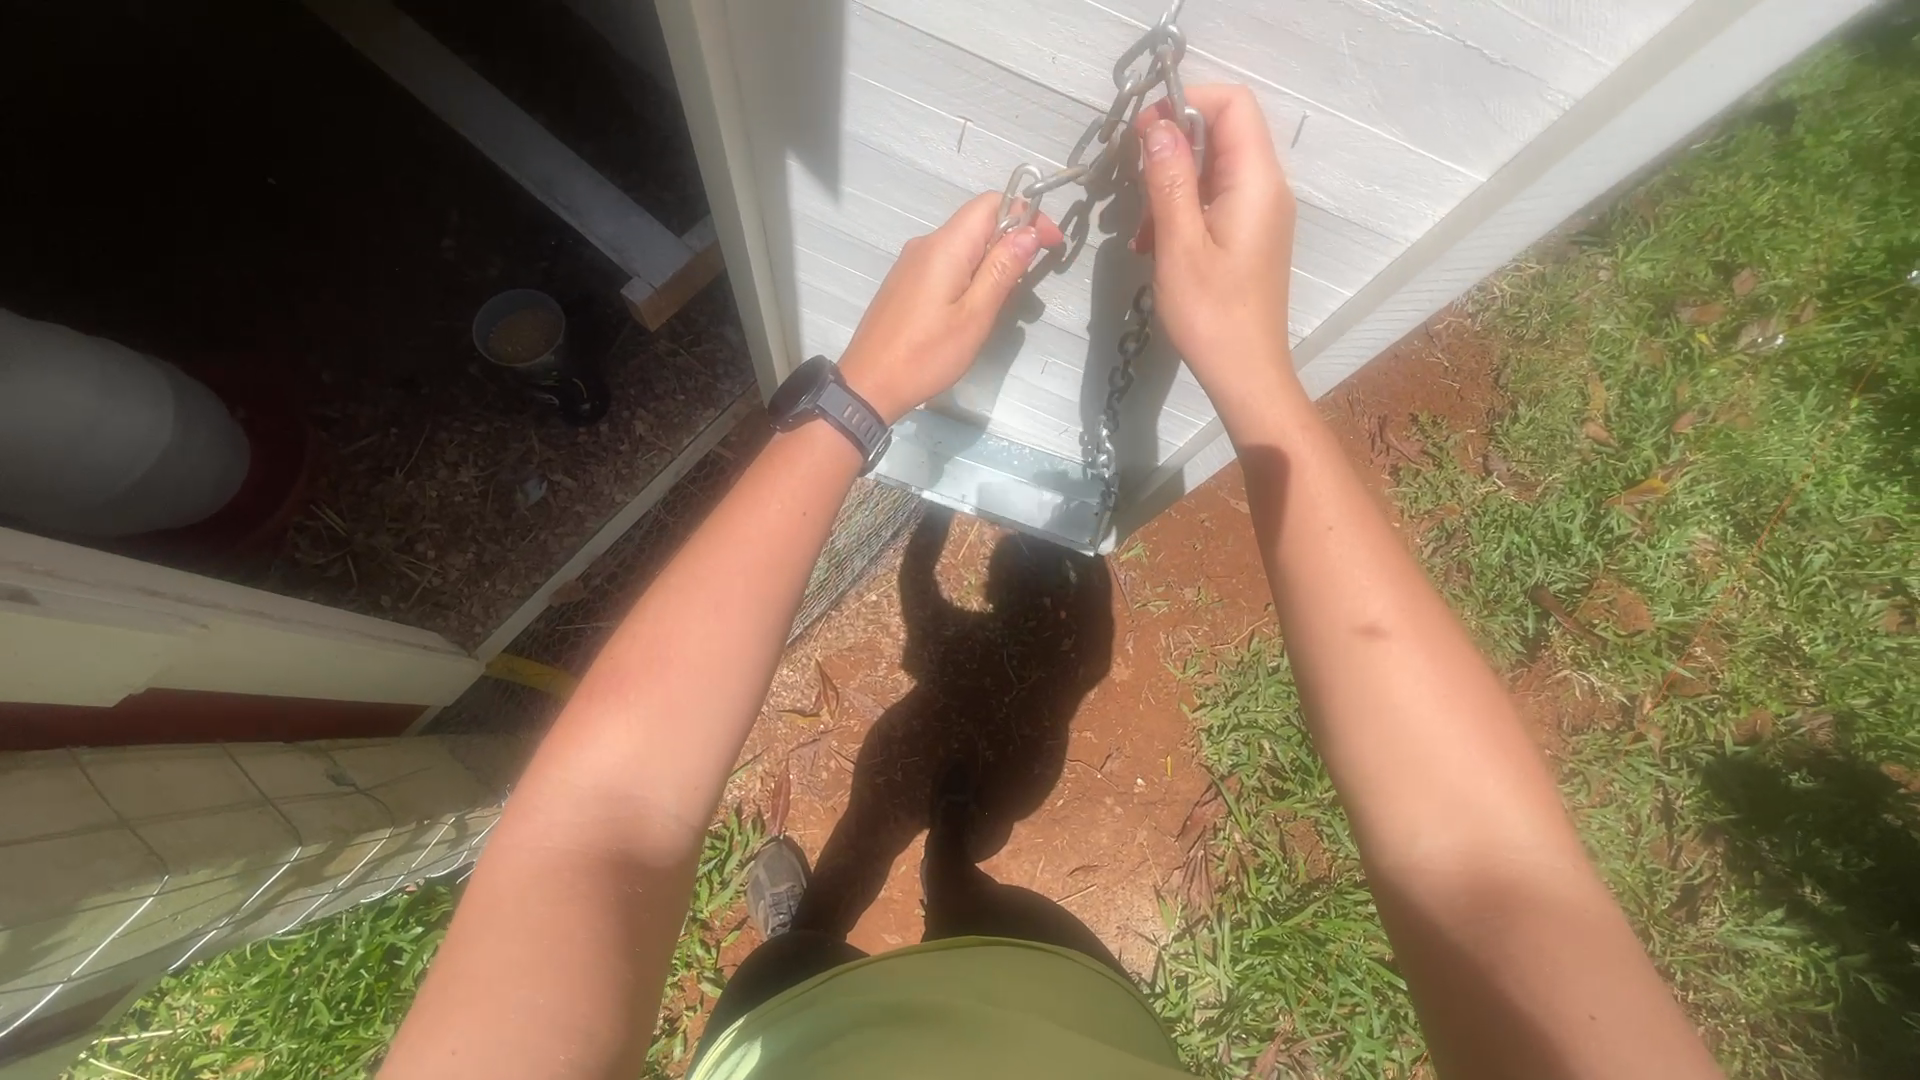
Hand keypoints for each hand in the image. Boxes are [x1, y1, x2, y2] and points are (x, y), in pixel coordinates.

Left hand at [838, 194, 1062, 423]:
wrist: (869, 385)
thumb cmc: (926, 355)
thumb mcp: (974, 316)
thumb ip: (1002, 271)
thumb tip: (1029, 232)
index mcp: (945, 246)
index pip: (992, 204)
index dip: (1027, 215)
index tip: (1052, 244)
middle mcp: (925, 245)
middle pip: (978, 224)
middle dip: (1012, 243)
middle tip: (1029, 284)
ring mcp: (911, 264)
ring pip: (962, 248)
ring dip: (991, 264)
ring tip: (1003, 304)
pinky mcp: (905, 284)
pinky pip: (945, 266)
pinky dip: (969, 277)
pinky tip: (972, 310)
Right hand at [1132, 85, 1300, 404]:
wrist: (1244, 372)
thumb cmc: (1211, 314)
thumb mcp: (1179, 245)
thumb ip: (1168, 181)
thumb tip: (1156, 127)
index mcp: (1256, 182)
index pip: (1231, 104)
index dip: (1185, 103)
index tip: (1141, 132)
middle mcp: (1267, 188)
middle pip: (1222, 134)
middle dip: (1172, 150)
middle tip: (1134, 188)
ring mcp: (1260, 214)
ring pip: (1213, 171)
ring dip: (1171, 187)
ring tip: (1142, 228)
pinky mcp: (1249, 237)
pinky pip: (1215, 202)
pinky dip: (1182, 211)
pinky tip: (1155, 244)